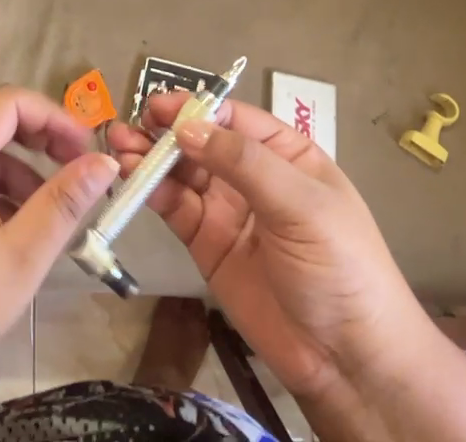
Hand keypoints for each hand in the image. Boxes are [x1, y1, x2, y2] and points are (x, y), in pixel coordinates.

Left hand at [0, 86, 118, 403]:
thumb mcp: (18, 260)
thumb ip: (63, 203)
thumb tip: (105, 162)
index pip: (7, 103)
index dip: (54, 117)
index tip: (87, 151)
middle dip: (41, 143)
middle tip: (79, 178)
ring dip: (20, 171)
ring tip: (51, 217)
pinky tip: (14, 230)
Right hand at [106, 94, 434, 400]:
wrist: (346, 357)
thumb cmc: (340, 267)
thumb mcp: (302, 206)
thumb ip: (244, 163)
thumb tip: (187, 128)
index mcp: (287, 155)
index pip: (234, 119)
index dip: (196, 109)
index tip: (157, 108)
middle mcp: (253, 176)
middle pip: (201, 141)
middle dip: (164, 131)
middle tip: (128, 127)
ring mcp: (227, 209)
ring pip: (182, 172)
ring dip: (150, 158)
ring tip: (119, 150)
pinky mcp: (206, 243)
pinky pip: (174, 207)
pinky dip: (152, 191)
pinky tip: (132, 181)